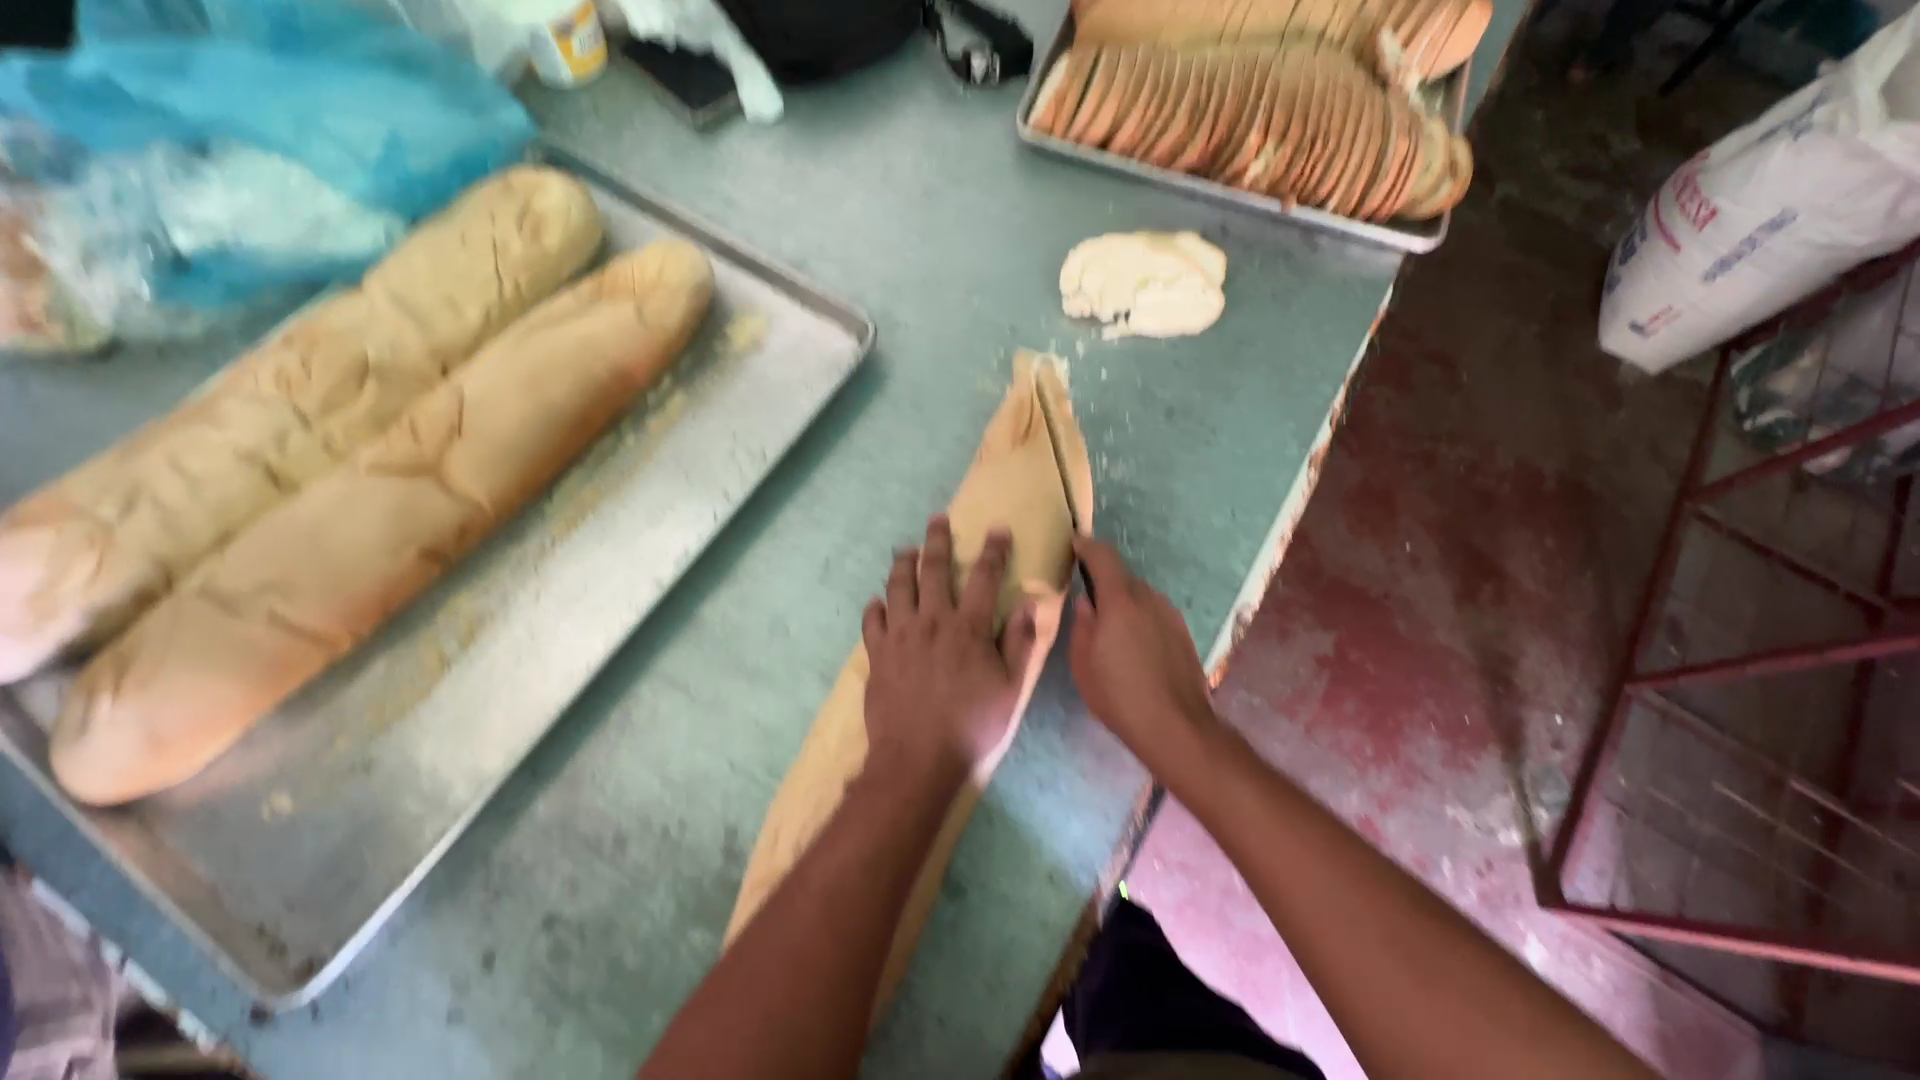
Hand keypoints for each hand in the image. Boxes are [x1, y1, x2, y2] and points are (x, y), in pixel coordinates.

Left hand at [861, 515, 1039, 783]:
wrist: (917, 757)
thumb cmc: (972, 725)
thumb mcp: (1010, 688)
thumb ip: (1020, 642)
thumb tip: (1031, 603)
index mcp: (968, 627)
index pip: (986, 577)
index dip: (994, 551)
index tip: (998, 529)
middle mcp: (932, 621)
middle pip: (935, 569)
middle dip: (938, 540)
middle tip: (938, 519)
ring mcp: (900, 636)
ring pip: (898, 587)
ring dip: (903, 564)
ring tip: (906, 549)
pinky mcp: (877, 655)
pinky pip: (872, 621)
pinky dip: (876, 607)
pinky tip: (878, 602)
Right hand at [1069, 536, 1215, 762]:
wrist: (1176, 726)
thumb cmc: (1119, 696)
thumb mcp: (1083, 664)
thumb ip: (1083, 626)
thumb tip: (1087, 603)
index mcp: (1121, 601)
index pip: (1103, 558)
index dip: (1087, 546)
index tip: (1075, 542)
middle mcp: (1150, 600)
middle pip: (1123, 579)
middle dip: (1104, 584)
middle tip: (1087, 603)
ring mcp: (1171, 616)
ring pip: (1141, 598)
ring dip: (1125, 605)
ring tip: (1110, 633)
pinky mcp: (1184, 635)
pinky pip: (1155, 616)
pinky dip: (1141, 621)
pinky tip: (1133, 649)